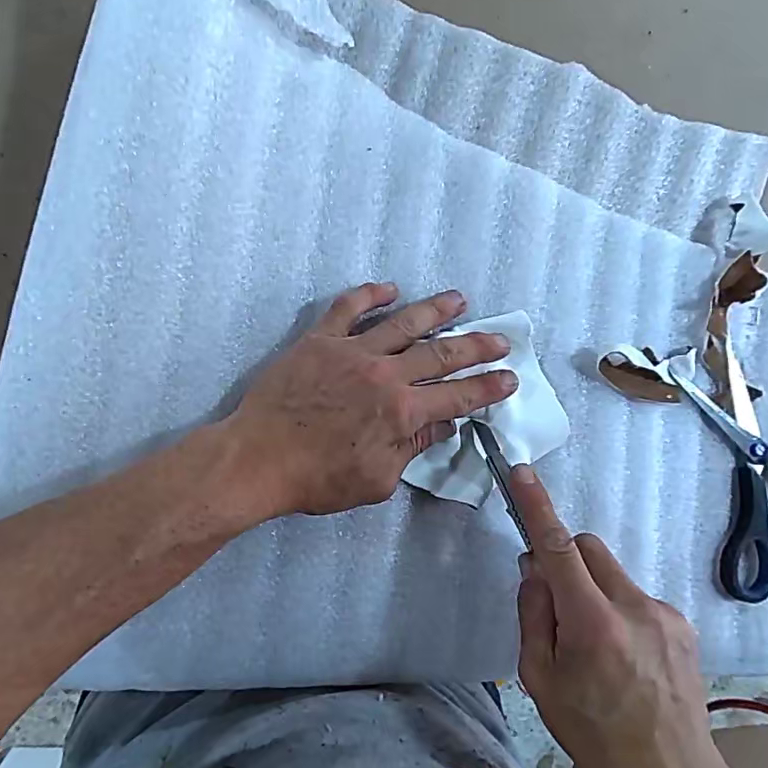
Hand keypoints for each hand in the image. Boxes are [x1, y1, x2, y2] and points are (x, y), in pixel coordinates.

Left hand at [224, 283, 516, 517]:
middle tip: (500, 339)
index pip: (458, 396)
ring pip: (404, 322)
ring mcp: (352, 352)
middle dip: (477, 346)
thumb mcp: (378, 479)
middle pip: (442, 353)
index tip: (509, 378)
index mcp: (402, 413)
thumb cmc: (318, 479)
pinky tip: (388, 288)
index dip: (488, 387)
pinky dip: (369, 295)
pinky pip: (348, 309)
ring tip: (459, 299)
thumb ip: (413, 449)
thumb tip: (442, 427)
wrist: (258, 460)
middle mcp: (385, 375)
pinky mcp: (320, 341)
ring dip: (436, 309)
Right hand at [512, 465, 767, 767]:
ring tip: (595, 646)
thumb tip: (534, 570)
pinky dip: (619, 609)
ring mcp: (664, 612)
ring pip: (613, 573)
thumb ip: (533, 616)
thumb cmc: (595, 738)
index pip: (558, 548)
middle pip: (588, 547)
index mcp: (592, 623)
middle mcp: (633, 605)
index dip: (537, 507)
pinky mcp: (682, 622)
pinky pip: (637, 596)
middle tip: (554, 603)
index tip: (523, 474)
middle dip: (565, 559)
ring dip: (593, 589)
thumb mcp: (541, 683)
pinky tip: (624, 657)